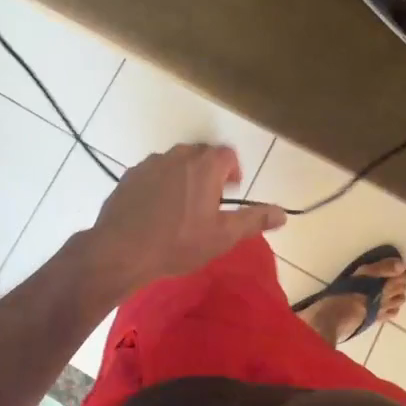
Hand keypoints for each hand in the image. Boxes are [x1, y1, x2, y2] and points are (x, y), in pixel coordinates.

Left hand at [80, 144, 285, 297]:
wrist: (121, 250)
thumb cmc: (178, 243)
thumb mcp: (222, 236)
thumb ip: (254, 220)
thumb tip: (283, 213)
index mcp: (205, 165)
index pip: (228, 155)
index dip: (232, 172)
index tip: (228, 196)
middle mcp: (180, 154)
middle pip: (202, 155)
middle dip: (208, 174)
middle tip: (206, 205)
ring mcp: (152, 162)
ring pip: (176, 163)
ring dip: (183, 178)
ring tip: (179, 210)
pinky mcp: (130, 174)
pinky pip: (153, 173)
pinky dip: (158, 186)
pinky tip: (154, 213)